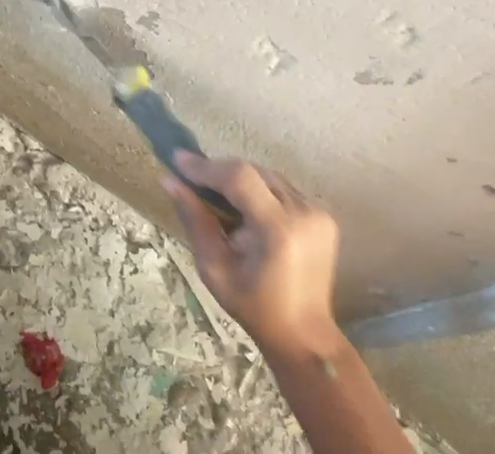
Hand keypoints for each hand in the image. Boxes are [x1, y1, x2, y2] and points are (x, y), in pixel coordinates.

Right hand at [163, 151, 342, 359]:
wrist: (303, 334)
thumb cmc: (253, 307)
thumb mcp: (214, 268)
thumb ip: (194, 220)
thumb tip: (169, 180)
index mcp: (278, 230)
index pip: (240, 178)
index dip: (207, 166)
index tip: (178, 160)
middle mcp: (304, 213)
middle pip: (254, 171)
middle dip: (220, 172)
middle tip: (192, 180)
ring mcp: (318, 212)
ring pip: (268, 177)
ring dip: (240, 181)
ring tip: (217, 197)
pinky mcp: (324, 215)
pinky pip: (283, 189)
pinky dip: (260, 192)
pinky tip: (246, 210)